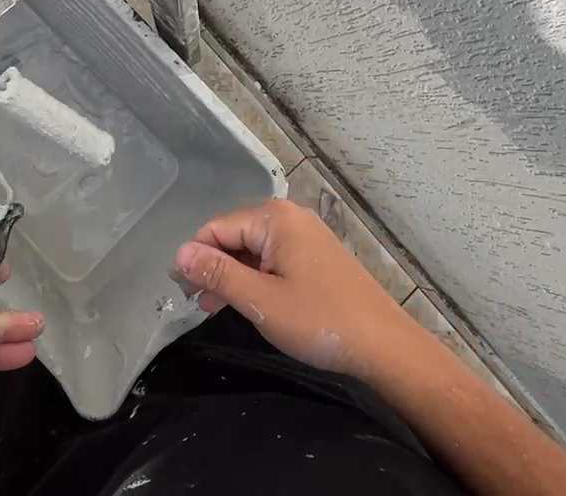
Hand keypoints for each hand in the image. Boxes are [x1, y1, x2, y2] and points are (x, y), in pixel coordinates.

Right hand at [173, 198, 411, 381]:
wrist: (386, 346)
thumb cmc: (320, 321)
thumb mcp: (261, 301)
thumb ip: (218, 274)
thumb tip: (178, 253)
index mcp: (274, 219)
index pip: (216, 228)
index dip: (195, 259)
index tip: (184, 292)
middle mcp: (289, 218)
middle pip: (234, 236)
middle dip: (214, 268)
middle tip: (200, 305)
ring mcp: (305, 236)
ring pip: (253, 250)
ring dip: (233, 277)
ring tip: (218, 309)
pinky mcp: (315, 257)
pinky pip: (273, 259)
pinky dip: (256, 279)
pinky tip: (251, 303)